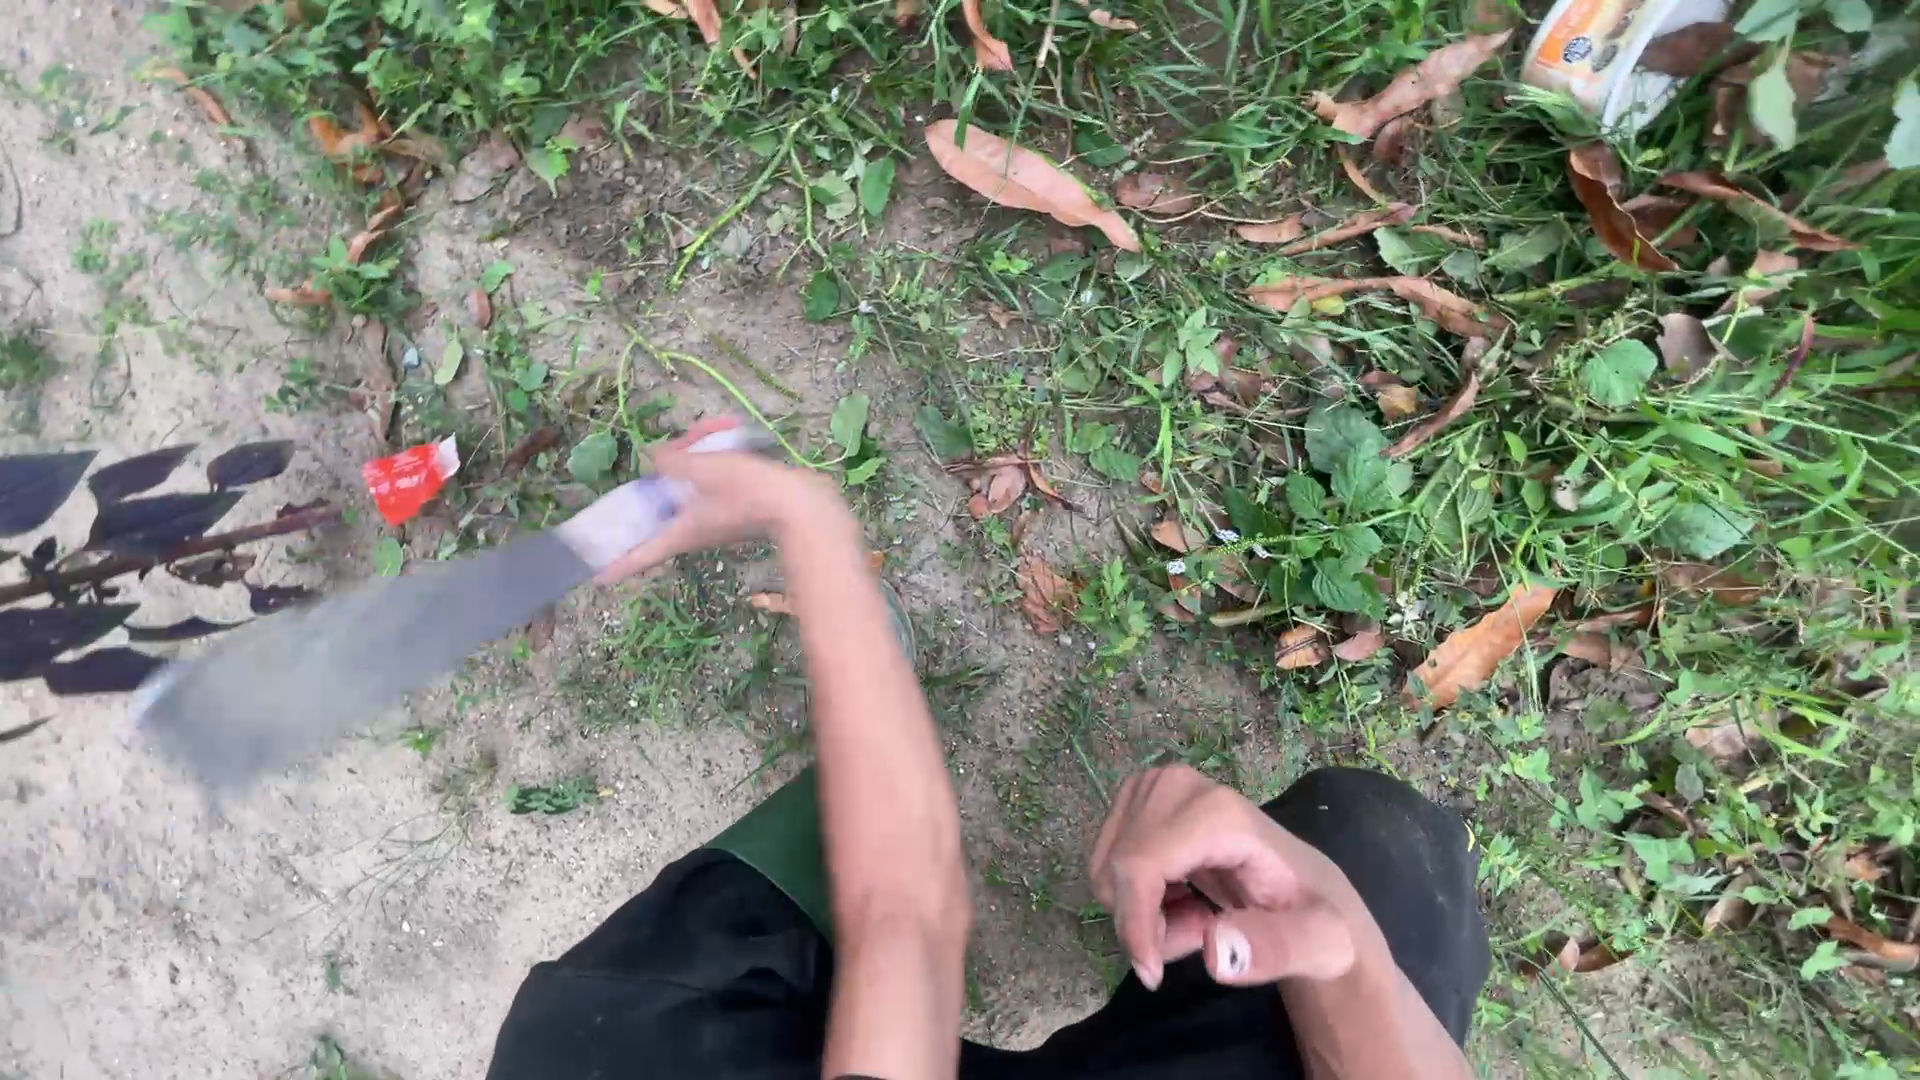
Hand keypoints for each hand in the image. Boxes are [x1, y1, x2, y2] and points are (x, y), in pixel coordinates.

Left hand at [595, 416, 841, 583]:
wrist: (804, 504)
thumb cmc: (751, 492)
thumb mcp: (705, 469)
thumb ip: (674, 461)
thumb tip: (655, 457)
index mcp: (683, 530)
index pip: (642, 554)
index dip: (618, 564)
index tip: (596, 577)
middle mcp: (699, 529)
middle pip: (666, 513)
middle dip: (660, 486)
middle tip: (660, 462)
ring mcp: (720, 519)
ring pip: (693, 492)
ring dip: (696, 461)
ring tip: (707, 431)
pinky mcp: (741, 507)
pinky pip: (717, 484)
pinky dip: (718, 462)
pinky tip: (727, 434)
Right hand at [1090, 766, 1356, 989]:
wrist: (1304, 887)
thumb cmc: (1314, 916)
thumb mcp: (1321, 944)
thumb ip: (1275, 949)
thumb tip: (1216, 952)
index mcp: (1217, 812)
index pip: (1140, 865)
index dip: (1134, 923)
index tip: (1151, 975)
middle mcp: (1176, 785)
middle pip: (1118, 868)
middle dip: (1147, 920)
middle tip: (1201, 935)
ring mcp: (1152, 784)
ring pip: (1108, 866)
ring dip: (1143, 909)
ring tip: (1195, 915)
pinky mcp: (1138, 792)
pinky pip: (1109, 856)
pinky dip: (1136, 891)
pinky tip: (1179, 895)